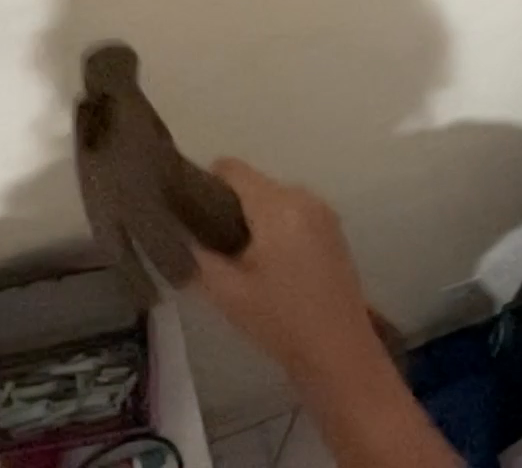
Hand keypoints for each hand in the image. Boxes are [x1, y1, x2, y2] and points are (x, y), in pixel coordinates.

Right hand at [193, 159, 379, 379]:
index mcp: (277, 205)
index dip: (206, 182)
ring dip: (256, 216)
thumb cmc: (279, 321)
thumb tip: (182, 233)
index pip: (232, 169)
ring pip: (275, 197)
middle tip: (214, 244)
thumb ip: (198, 255)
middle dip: (231, 206)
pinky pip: (295, 210)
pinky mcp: (333, 228)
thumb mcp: (226, 292)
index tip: (192, 212)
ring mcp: (322, 211)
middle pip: (254, 183)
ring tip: (241, 257)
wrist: (339, 352)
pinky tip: (271, 263)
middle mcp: (303, 196)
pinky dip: (278, 224)